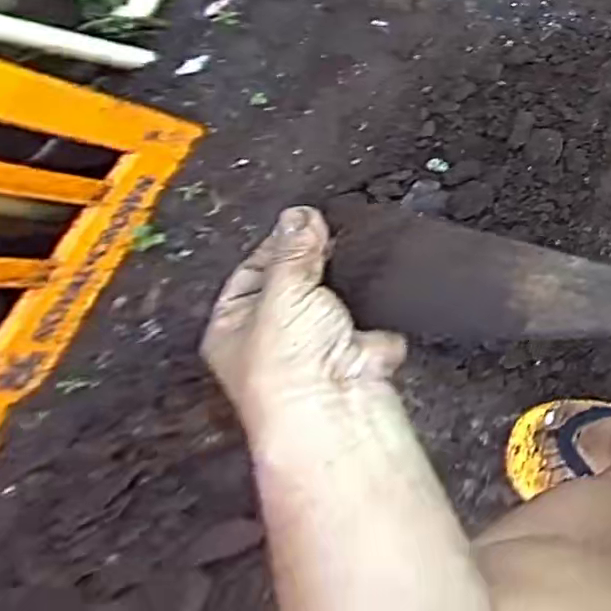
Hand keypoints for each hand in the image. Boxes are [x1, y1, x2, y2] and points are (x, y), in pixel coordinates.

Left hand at [201, 206, 406, 436]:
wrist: (338, 394)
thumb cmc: (287, 366)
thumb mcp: (283, 293)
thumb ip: (294, 251)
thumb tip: (298, 215)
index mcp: (234, 320)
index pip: (254, 266)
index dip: (279, 241)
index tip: (305, 219)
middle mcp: (274, 326)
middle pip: (296, 272)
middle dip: (316, 253)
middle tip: (332, 231)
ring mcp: (318, 328)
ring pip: (333, 282)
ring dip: (345, 269)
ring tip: (355, 249)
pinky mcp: (358, 328)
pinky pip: (366, 294)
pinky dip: (372, 284)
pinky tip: (375, 271)